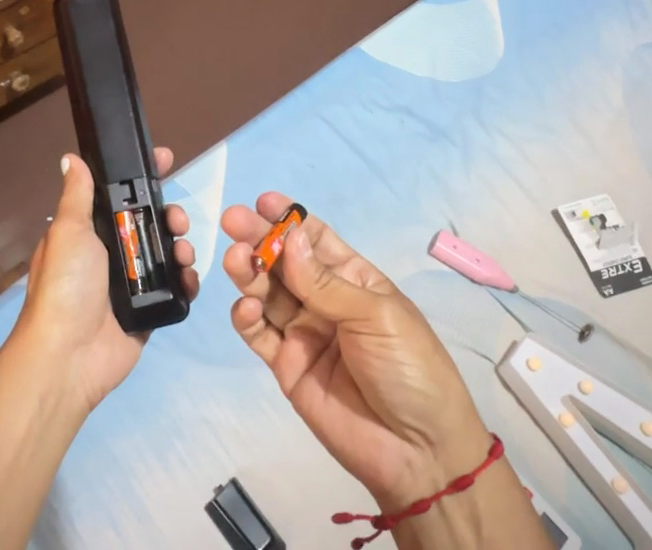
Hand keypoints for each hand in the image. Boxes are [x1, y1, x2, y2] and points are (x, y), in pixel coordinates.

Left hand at [14, 149, 198, 413]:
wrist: (69, 355)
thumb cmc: (66, 285)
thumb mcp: (68, 232)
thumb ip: (77, 195)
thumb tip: (70, 158)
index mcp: (88, 233)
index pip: (119, 196)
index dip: (142, 177)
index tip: (165, 159)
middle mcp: (111, 255)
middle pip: (150, 223)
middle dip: (169, 214)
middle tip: (176, 218)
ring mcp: (132, 284)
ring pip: (166, 253)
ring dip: (181, 245)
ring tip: (183, 250)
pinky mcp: (150, 311)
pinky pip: (176, 288)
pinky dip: (187, 279)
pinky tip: (190, 276)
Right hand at [222, 194, 489, 506]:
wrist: (417, 451)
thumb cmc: (410, 368)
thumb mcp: (375, 316)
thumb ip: (324, 282)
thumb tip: (288, 237)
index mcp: (355, 281)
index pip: (316, 241)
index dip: (290, 220)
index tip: (263, 201)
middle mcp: (325, 301)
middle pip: (284, 262)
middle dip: (259, 239)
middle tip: (233, 221)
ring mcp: (303, 332)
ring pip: (267, 293)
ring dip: (250, 272)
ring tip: (236, 259)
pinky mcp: (286, 366)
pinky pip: (260, 335)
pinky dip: (247, 318)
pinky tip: (246, 307)